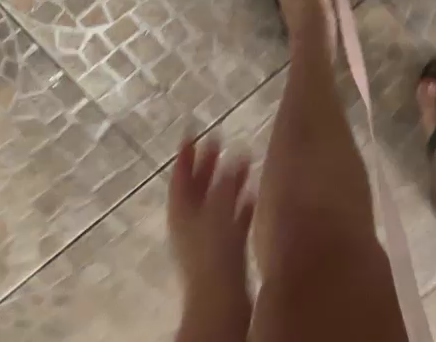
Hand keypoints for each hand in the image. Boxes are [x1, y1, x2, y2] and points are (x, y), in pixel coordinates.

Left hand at [168, 137, 254, 309]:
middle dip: (209, 164)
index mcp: (181, 211)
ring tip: (245, 161)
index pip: (180, 175)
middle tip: (220, 140)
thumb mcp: (217, 210)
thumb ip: (224, 182)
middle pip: (198, 186)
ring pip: (217, 202)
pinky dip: (241, 205)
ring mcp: (207, 238)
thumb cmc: (213, 253)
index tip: (192, 132)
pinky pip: (232, 221)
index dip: (186, 154)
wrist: (221, 303)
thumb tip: (232, 156)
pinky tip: (255, 195)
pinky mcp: (225, 252)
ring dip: (228, 182)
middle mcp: (191, 222)